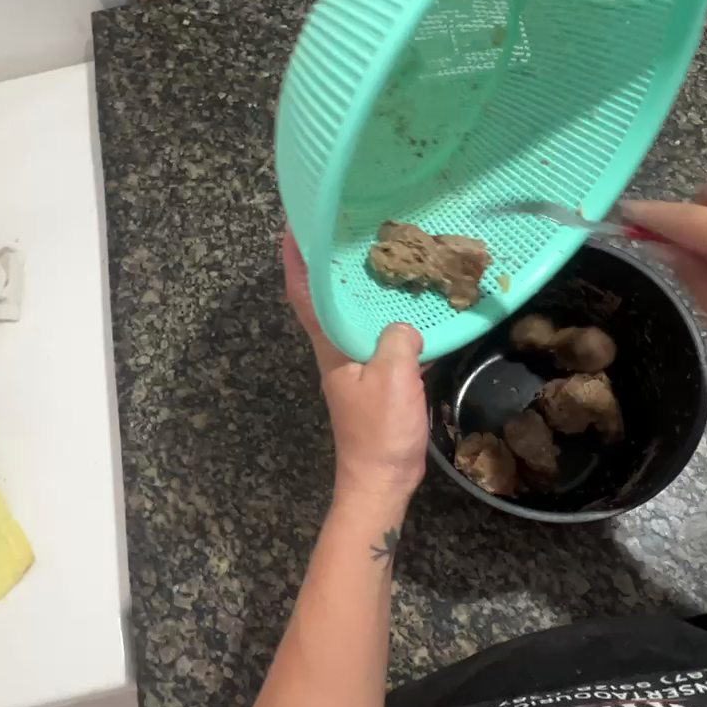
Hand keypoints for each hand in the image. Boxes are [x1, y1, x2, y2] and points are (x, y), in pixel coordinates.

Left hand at [282, 230, 428, 505]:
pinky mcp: (375, 380)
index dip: (295, 260)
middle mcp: (336, 351)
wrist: (380, 481)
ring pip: (353, 317)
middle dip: (329, 265)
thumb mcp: (393, 379)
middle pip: (325, 300)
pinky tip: (412, 309)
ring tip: (385, 259)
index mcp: (330, 346)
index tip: (294, 225)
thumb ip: (399, 341)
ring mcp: (354, 366)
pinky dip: (389, 318)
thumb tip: (406, 326)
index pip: (304, 295)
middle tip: (349, 231)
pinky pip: (380, 337)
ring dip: (361, 290)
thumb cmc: (380, 431)